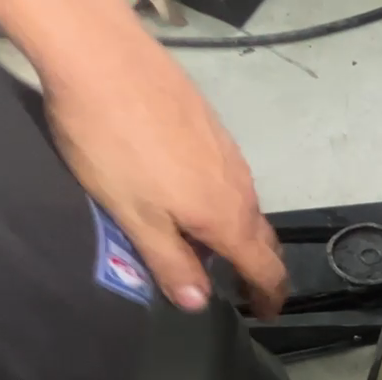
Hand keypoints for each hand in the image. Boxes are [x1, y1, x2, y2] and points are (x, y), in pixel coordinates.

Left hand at [38, 23, 287, 315]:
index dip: (270, 299)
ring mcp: (237, 168)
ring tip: (201, 233)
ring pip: (248, 214)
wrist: (112, 64)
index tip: (267, 314)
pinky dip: (223, 202)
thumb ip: (169, 261)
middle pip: (266, 246)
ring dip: (236, 233)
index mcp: (227, 225)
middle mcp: (244, 200)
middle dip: (259, 269)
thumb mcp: (132, 213)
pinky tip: (188, 188)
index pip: (266, 273)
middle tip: (239, 282)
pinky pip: (234, 185)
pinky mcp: (222, 141)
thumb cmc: (117, 145)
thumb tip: (197, 304)